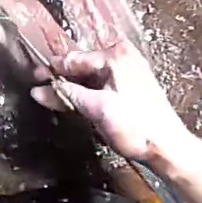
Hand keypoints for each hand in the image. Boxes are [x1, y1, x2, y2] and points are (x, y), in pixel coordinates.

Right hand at [30, 40, 201, 170]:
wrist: (167, 146)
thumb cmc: (136, 126)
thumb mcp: (96, 108)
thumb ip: (67, 95)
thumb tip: (39, 90)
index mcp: (115, 55)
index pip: (74, 59)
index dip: (52, 70)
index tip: (33, 77)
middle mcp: (122, 56)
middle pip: (82, 65)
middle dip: (61, 78)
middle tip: (40, 88)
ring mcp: (128, 70)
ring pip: (90, 75)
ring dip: (73, 86)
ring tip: (53, 97)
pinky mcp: (130, 86)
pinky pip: (101, 83)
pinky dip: (86, 92)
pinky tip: (75, 101)